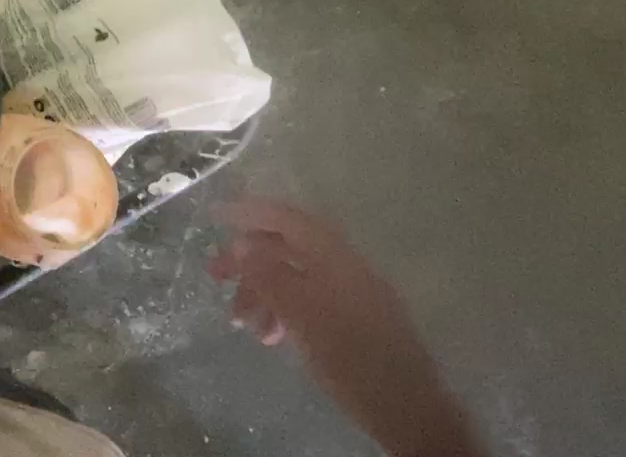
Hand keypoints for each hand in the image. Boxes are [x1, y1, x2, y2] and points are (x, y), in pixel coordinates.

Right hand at [210, 198, 481, 456]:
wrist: (411, 412)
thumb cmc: (350, 356)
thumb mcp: (299, 312)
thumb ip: (268, 273)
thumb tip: (239, 244)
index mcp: (333, 256)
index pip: (285, 218)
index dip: (248, 212)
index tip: (214, 215)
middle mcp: (344, 265)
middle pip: (285, 247)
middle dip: (247, 261)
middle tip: (215, 276)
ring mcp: (353, 292)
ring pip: (294, 276)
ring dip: (262, 292)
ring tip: (244, 324)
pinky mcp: (356, 319)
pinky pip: (308, 299)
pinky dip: (284, 309)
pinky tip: (273, 335)